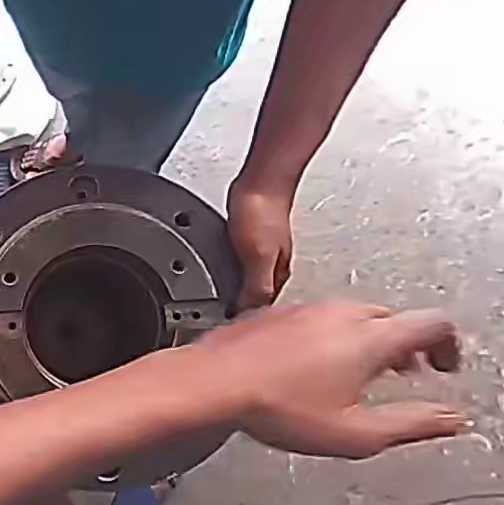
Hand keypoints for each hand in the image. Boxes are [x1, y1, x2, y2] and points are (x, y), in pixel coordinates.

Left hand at [191, 301, 463, 458]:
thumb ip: (413, 424)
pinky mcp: (275, 313)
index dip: (449, 346)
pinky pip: (315, 318)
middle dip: (406, 344)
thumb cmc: (275, 406)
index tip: (445, 366)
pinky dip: (329, 335)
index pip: (433, 324)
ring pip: (351, 315)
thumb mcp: (356, 433)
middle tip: (405, 371)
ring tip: (358, 371)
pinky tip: (313, 362)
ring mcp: (303, 309)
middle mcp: (338, 314)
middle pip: (392, 317)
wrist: (213, 382)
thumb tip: (450, 419)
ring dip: (366, 339)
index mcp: (369, 338)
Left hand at [226, 180, 294, 310]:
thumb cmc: (262, 210)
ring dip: (239, 291)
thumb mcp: (258, 254)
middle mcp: (274, 264)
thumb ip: (257, 284)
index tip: (228, 324)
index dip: (246, 316)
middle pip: (259, 295)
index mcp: (279, 272)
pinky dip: (235, 273)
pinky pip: (244, 263)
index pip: (263, 305)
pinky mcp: (253, 238)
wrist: (261, 179)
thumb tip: (251, 311)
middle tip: (224, 317)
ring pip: (252, 280)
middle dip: (243, 307)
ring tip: (224, 301)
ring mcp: (264, 250)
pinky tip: (226, 272)